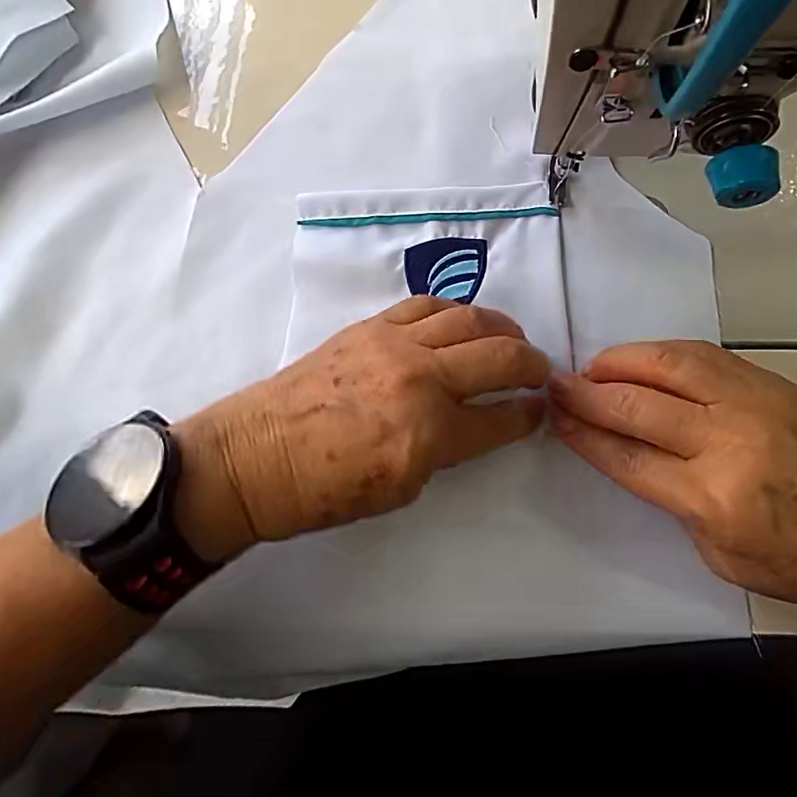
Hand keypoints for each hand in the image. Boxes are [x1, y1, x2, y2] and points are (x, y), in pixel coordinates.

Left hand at [172, 296, 550, 562]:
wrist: (258, 455)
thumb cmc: (323, 490)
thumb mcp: (399, 489)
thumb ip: (442, 451)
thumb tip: (465, 423)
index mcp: (429, 435)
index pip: (500, 419)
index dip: (527, 416)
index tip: (537, 410)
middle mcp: (419, 380)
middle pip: (498, 357)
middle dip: (531, 365)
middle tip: (539, 372)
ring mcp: (392, 345)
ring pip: (466, 319)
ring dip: (499, 328)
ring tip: (510, 339)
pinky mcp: (368, 327)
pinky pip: (423, 306)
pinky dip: (452, 311)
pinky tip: (460, 322)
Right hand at [547, 340, 796, 655]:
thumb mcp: (728, 560)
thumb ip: (677, 505)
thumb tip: (640, 460)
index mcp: (715, 499)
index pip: (624, 455)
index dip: (582, 433)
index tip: (553, 415)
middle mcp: (729, 442)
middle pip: (634, 404)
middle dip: (585, 392)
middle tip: (555, 385)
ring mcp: (755, 404)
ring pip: (665, 364)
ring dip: (618, 361)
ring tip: (592, 369)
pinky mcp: (775, 385)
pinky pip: (701, 356)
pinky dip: (659, 354)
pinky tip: (640, 362)